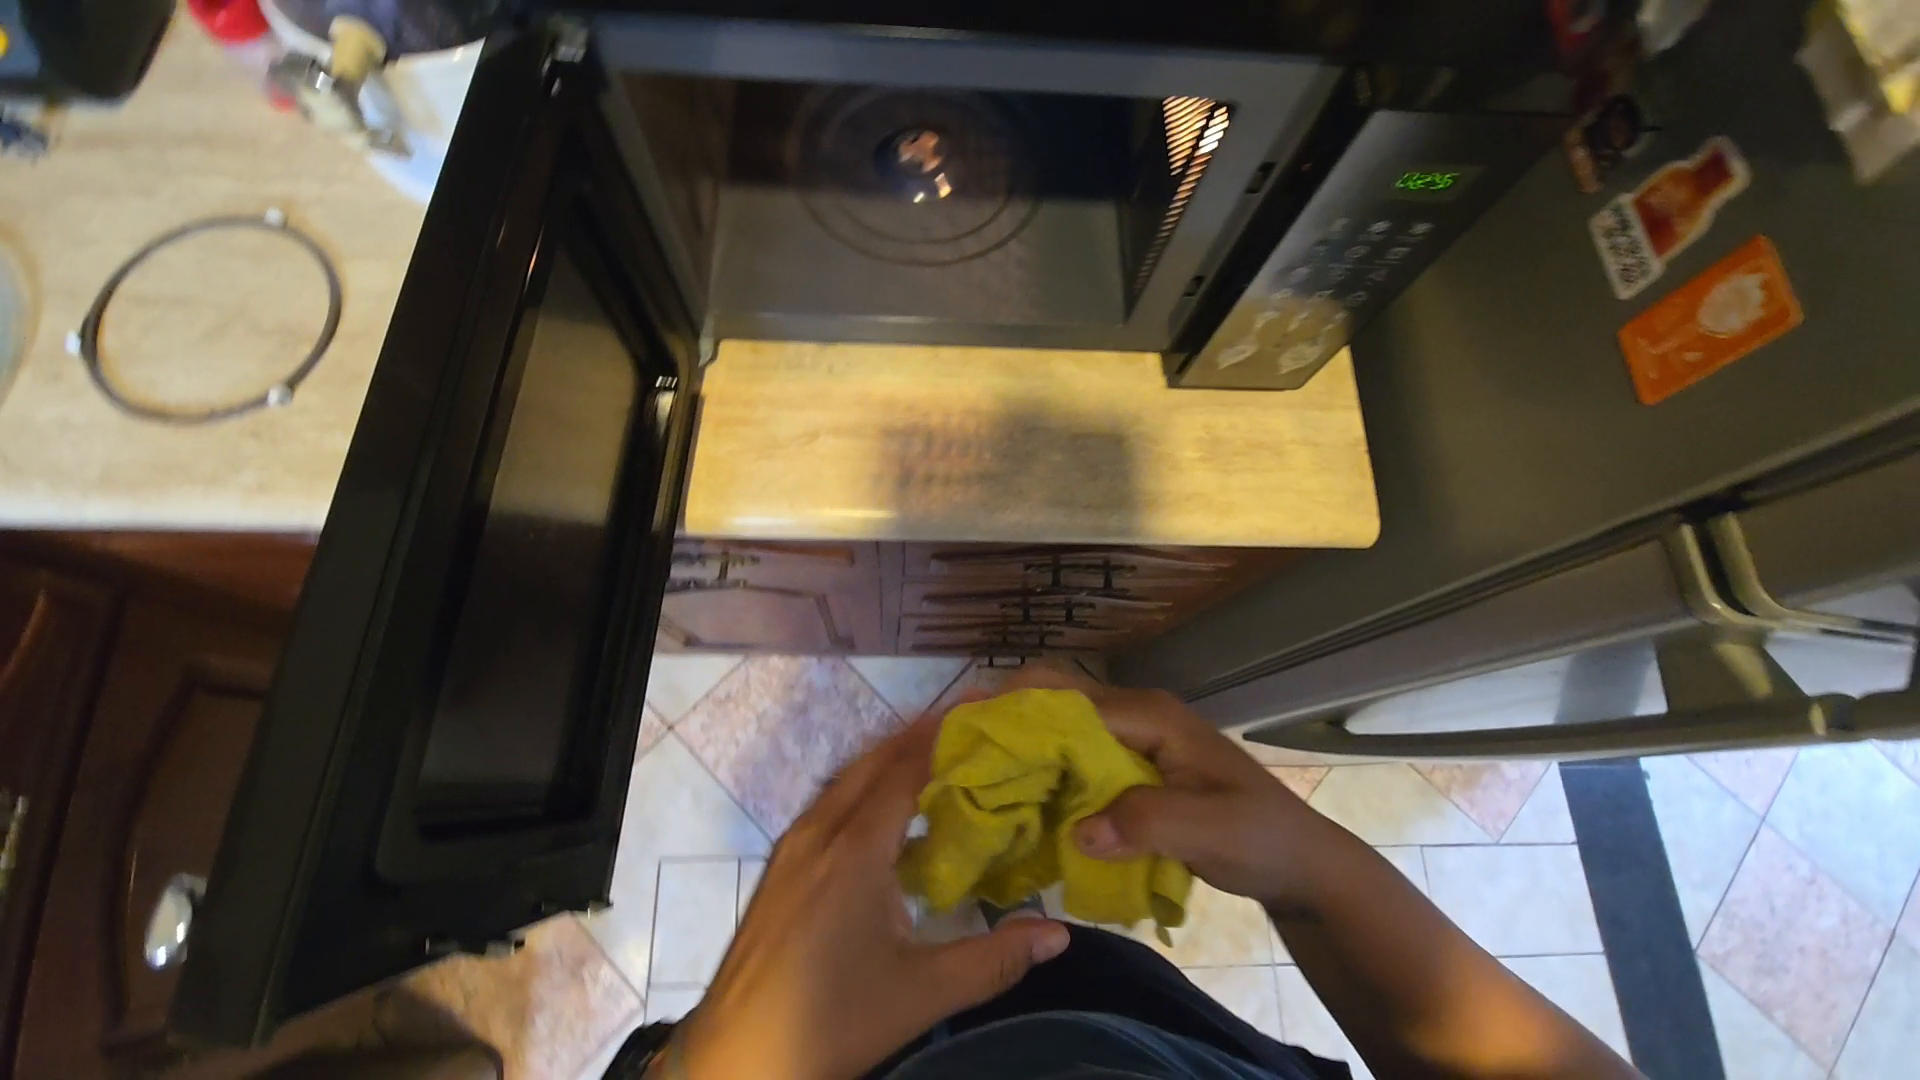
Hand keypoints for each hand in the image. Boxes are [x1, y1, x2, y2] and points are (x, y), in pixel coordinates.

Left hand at [668, 711, 1071, 1079]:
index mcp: (854, 851)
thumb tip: (1059, 934)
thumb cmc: (832, 1021)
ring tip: (934, 755)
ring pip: (846, 780)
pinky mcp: (782, 866)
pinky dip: (863, 786)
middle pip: (872, 763)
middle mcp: (820, 833)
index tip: (980, 711)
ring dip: (887, 758)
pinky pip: (829, 803)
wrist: (736, 1059)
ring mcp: (793, 847)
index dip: (941, 736)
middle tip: (967, 726)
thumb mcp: (920, 994)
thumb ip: (993, 960)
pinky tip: (886, 813)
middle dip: (917, 737)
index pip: (903, 770)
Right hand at [1000, 665, 1323, 907]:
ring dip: (1027, 746)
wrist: (1298, 861)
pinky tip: (1025, 798)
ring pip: (1066, 728)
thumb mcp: (1210, 830)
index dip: (1021, 712)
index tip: (970, 731)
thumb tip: (1077, 830)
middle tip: (962, 749)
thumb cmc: (1259, 837)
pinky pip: (1080, 758)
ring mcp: (1135, 740)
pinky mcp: (1134, 768)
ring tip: (980, 773)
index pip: (1072, 700)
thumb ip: (1147, 822)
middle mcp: (1137, 716)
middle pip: (1061, 701)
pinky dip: (1049, 771)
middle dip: (1012, 718)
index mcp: (1151, 716)